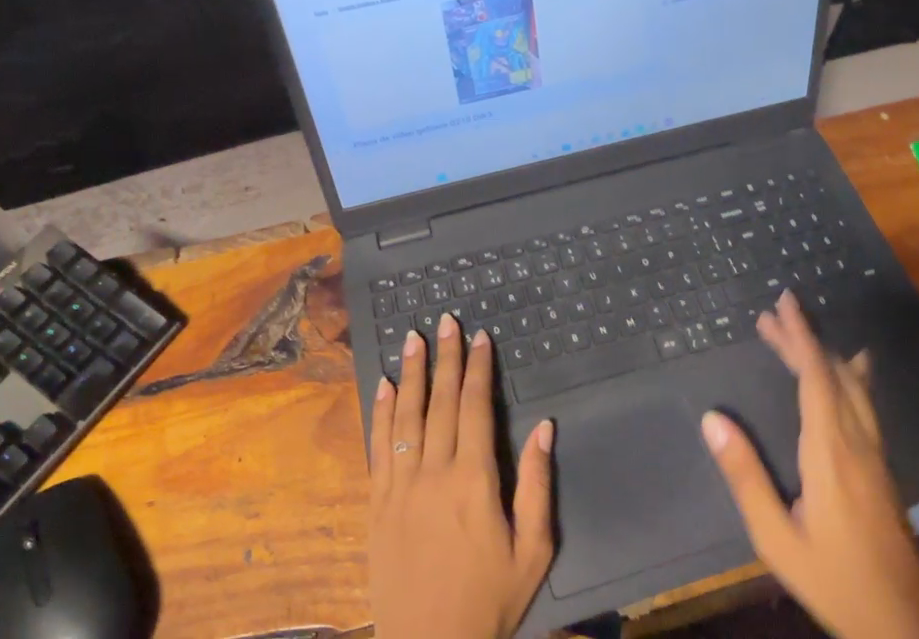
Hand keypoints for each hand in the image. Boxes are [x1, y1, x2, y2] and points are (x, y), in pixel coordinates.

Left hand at [368, 314, 554, 638]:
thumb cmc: (490, 598)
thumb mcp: (533, 549)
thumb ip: (536, 484)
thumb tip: (542, 426)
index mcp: (474, 480)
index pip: (475, 408)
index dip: (478, 369)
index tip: (480, 336)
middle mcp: (433, 472)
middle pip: (440, 402)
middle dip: (445, 358)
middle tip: (446, 319)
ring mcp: (399, 487)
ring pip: (405, 416)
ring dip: (411, 373)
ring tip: (413, 337)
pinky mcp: (376, 504)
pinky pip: (377, 448)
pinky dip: (381, 413)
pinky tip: (385, 386)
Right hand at [701, 291, 918, 638]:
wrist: (906, 621)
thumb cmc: (834, 578)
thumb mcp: (775, 537)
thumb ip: (745, 476)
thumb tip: (712, 418)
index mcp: (830, 452)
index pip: (816, 378)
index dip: (799, 338)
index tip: (783, 304)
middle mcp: (858, 443)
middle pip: (835, 375)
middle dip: (805, 340)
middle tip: (774, 313)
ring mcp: (877, 456)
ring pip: (855, 388)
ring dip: (826, 356)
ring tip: (803, 333)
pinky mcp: (883, 470)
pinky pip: (865, 404)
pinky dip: (848, 377)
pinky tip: (851, 376)